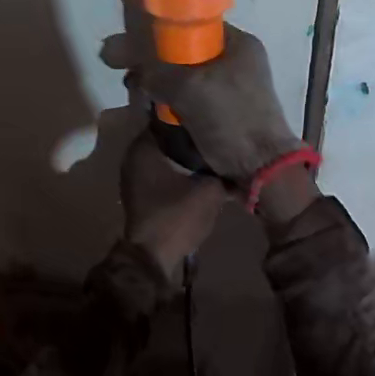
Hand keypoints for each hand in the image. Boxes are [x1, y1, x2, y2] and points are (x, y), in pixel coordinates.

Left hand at [121, 132, 226, 277]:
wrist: (153, 257)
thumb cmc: (177, 217)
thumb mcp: (210, 191)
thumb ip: (225, 172)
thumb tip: (239, 162)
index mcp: (145, 147)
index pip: (171, 118)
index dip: (195, 118)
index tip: (217, 119)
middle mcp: (135, 156)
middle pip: (170, 138)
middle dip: (194, 138)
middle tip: (221, 136)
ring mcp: (136, 176)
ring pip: (169, 156)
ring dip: (189, 157)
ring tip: (217, 154)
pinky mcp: (143, 193)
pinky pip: (166, 173)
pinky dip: (182, 172)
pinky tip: (205, 174)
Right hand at [137, 26, 302, 183]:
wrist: (261, 168)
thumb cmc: (231, 119)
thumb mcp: (189, 88)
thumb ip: (158, 73)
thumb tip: (137, 75)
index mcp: (238, 44)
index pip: (191, 25)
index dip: (158, 31)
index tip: (131, 43)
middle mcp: (236, 62)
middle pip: (184, 53)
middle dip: (153, 62)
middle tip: (123, 70)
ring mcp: (231, 90)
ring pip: (185, 80)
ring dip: (160, 86)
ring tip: (135, 93)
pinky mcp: (224, 115)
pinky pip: (190, 101)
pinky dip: (171, 104)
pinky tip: (152, 110)